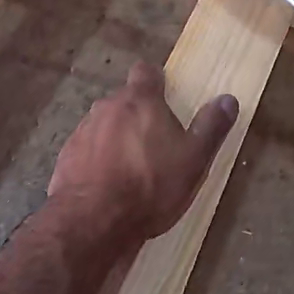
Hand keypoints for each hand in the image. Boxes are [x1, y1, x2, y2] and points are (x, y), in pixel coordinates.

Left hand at [48, 62, 239, 239]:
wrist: (94, 221)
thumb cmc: (151, 186)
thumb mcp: (194, 159)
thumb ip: (211, 127)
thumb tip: (228, 99)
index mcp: (140, 102)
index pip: (146, 72)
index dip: (156, 80)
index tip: (165, 94)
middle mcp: (107, 108)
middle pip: (124, 101)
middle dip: (138, 115)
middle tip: (155, 143)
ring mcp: (82, 132)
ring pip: (104, 126)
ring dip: (116, 138)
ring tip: (131, 169)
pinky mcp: (65, 157)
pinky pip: (86, 151)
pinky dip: (97, 161)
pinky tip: (107, 185)